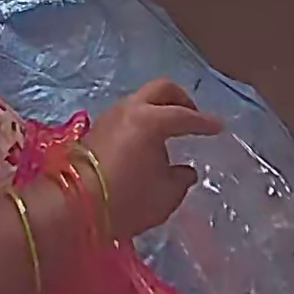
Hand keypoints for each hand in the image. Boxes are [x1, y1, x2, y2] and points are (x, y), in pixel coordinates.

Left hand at [80, 79, 221, 239]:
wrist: (74, 204)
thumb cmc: (126, 199)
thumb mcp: (165, 195)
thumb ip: (180, 179)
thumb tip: (185, 170)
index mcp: (151, 120)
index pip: (184, 116)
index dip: (204, 122)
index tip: (218, 126)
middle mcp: (130, 108)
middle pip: (161, 89)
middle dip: (181, 99)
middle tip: (193, 116)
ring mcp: (112, 114)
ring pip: (142, 99)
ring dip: (159, 108)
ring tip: (170, 130)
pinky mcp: (99, 126)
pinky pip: (130, 112)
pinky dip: (144, 118)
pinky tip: (148, 140)